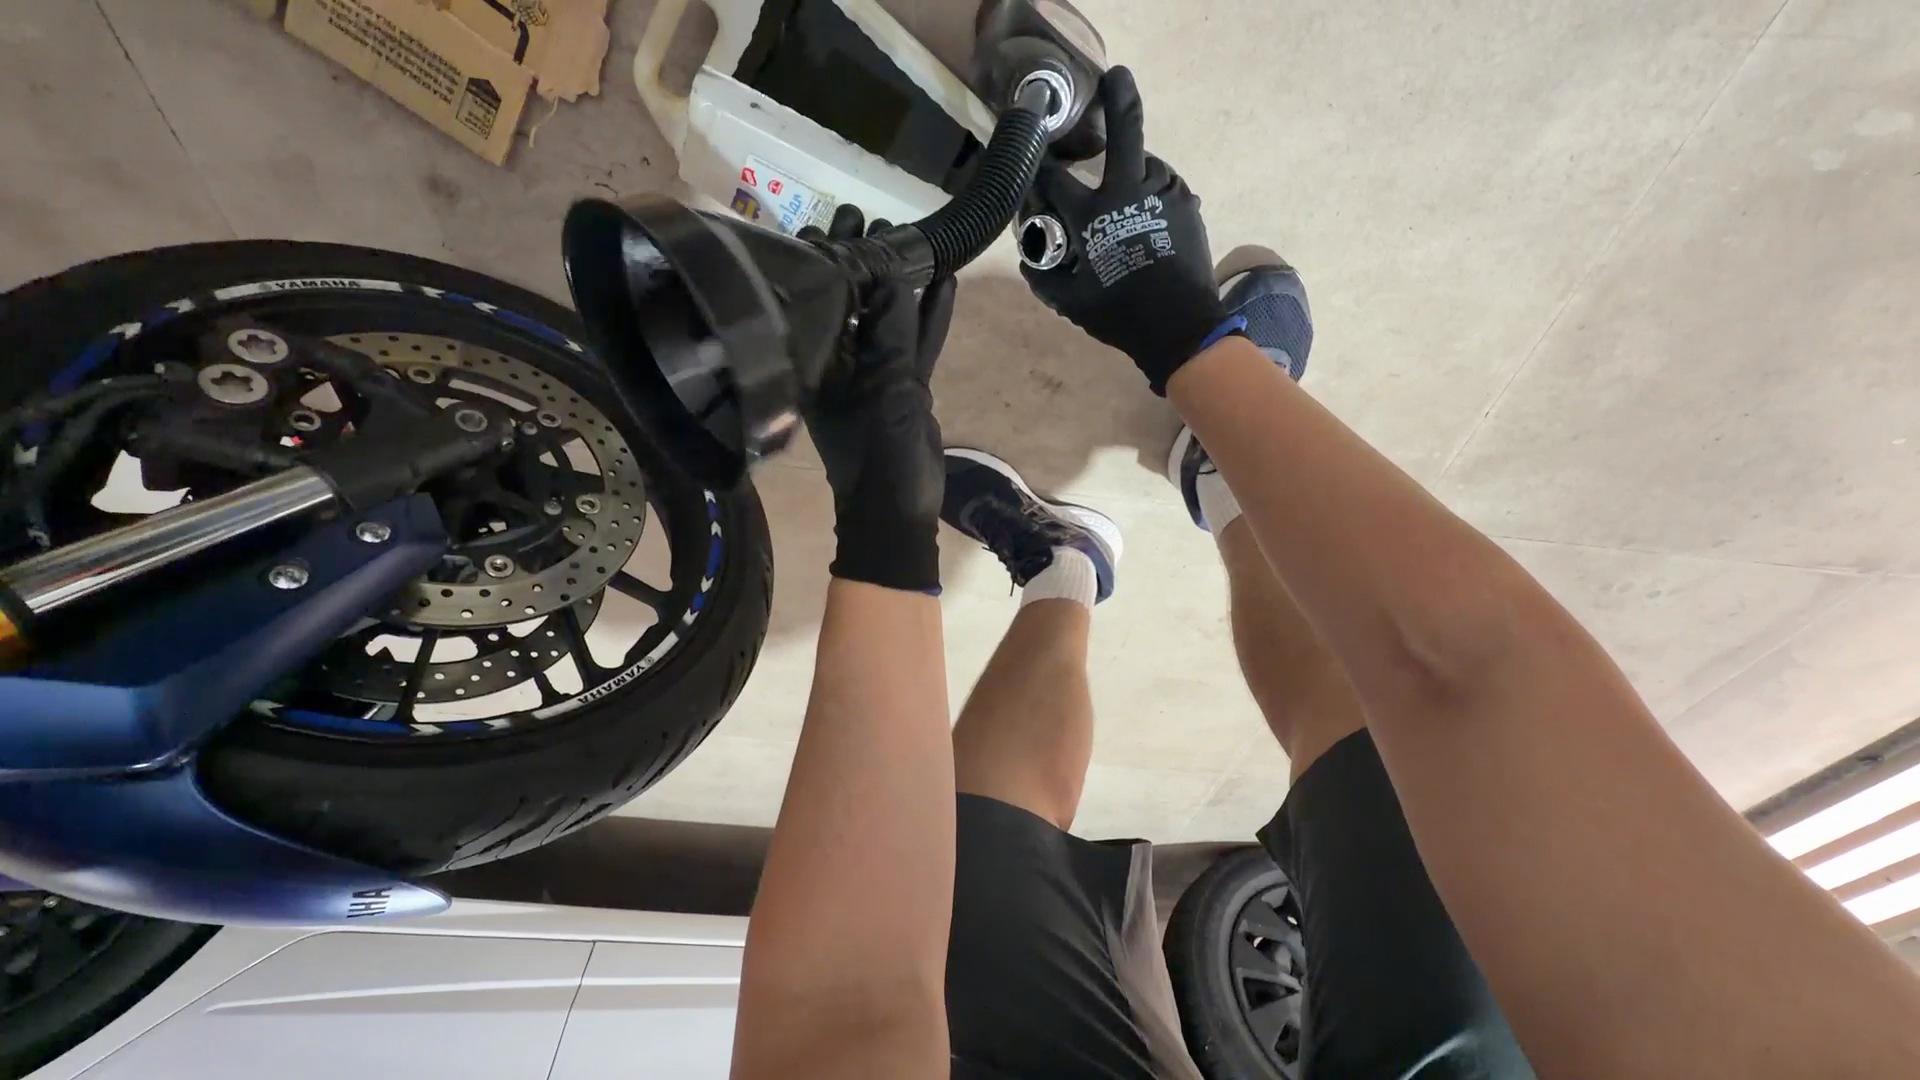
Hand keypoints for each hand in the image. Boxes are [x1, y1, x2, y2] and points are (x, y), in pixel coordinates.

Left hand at [799, 206, 956, 592]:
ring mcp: (873, 376)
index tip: (838, 223)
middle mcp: (838, 365)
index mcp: (816, 365)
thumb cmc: (877, 449)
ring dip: (897, 284)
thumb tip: (891, 270)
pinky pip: (916, 343)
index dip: (828, 261)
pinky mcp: (903, 386)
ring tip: (905, 237)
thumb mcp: (884, 383)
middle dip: (862, 264)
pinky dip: (928, 317)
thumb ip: (890, 328)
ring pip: (886, 320)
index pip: (818, 301)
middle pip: (850, 303)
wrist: (899, 507)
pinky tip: (944, 283)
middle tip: (869, 218)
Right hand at [1021, 66, 1229, 394]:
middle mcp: (1130, 191)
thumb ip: (1044, 278)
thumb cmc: (1120, 315)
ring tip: (1127, 194)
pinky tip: (1148, 218)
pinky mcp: (1188, 206)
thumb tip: (1027, 262)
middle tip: (1115, 78)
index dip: (1040, 169)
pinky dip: (1153, 196)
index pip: (1056, 179)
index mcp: (1094, 214)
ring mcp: (1165, 194)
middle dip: (1118, 99)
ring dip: (1133, 172)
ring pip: (1147, 165)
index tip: (1032, 162)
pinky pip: (1165, 189)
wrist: (1181, 327)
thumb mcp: (1071, 302)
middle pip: (1124, 132)